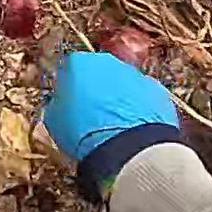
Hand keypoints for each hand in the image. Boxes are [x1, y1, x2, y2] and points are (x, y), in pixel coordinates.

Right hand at [42, 51, 179, 161]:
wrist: (127, 149)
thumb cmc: (85, 133)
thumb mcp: (54, 121)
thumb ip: (57, 104)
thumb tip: (60, 104)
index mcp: (80, 64)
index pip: (70, 67)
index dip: (69, 86)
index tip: (69, 102)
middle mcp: (109, 62)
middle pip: (99, 72)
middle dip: (96, 89)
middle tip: (91, 115)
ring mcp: (135, 75)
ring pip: (123, 83)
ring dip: (118, 99)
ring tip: (114, 126)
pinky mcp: (156, 91)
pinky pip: (143, 97)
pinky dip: (139, 108)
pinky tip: (132, 129)